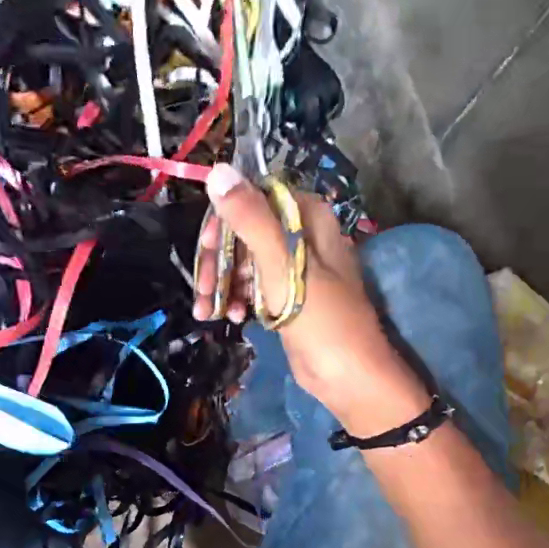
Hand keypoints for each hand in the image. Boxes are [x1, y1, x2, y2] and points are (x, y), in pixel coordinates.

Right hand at [194, 165, 429, 433]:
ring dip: (222, 284)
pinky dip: (236, 299)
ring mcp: (293, 268)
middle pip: (244, 232)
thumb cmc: (320, 319)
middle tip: (202, 290)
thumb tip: (218, 172)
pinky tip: (229, 318)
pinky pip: (251, 286)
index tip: (205, 250)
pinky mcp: (286, 296)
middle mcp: (301, 235)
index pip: (253, 198)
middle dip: (218, 260)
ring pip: (244, 261)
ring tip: (207, 311)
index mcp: (308, 218)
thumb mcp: (282, 265)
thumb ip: (251, 219)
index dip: (224, 221)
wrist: (346, 375)